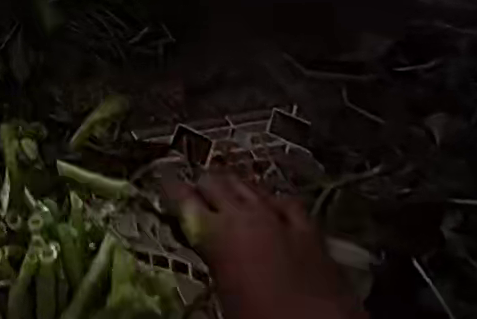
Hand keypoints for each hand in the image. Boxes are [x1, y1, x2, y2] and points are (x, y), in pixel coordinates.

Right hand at [162, 173, 364, 318]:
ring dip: (233, 187)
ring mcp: (277, 220)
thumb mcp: (222, 294)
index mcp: (212, 231)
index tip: (165, 189)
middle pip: (212, 182)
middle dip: (201, 186)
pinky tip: (270, 205)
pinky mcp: (311, 233)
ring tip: (228, 192)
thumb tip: (199, 253)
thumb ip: (209, 261)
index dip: (170, 189)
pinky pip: (287, 202)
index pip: (180, 194)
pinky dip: (273, 200)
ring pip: (245, 184)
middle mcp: (241, 216)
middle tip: (197, 195)